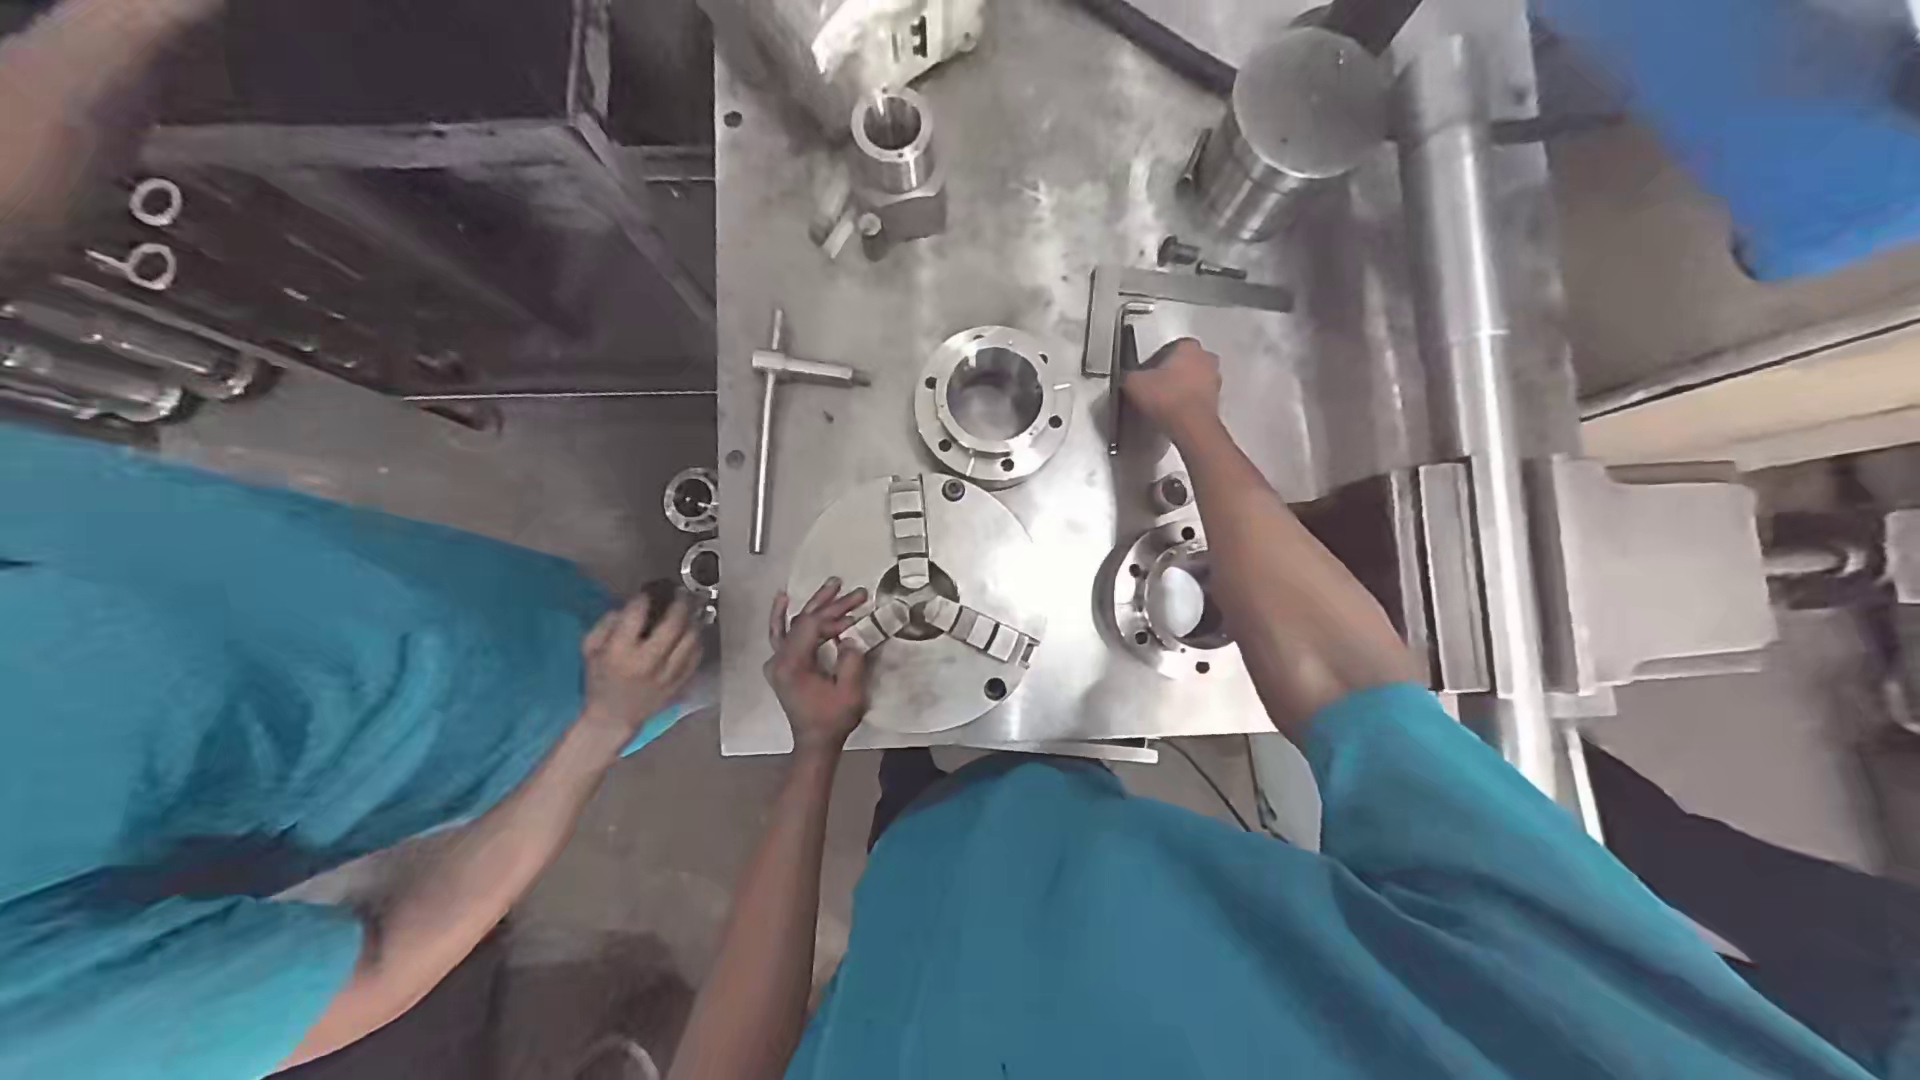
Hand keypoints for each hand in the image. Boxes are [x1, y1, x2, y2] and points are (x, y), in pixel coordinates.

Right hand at [578, 591, 703, 752]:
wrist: (614, 717)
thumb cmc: (599, 680)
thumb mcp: (590, 650)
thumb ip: (606, 624)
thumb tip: (631, 605)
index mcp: (620, 652)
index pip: (636, 615)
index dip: (644, 598)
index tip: (649, 592)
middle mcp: (648, 661)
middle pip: (673, 623)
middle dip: (680, 602)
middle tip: (681, 592)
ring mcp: (668, 673)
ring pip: (691, 637)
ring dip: (694, 618)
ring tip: (692, 607)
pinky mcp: (681, 681)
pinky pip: (697, 654)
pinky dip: (698, 639)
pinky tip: (694, 630)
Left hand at [764, 579, 871, 755]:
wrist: (816, 742)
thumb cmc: (833, 719)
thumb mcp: (849, 692)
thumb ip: (851, 661)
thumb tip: (850, 637)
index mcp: (792, 665)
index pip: (811, 627)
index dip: (835, 616)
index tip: (857, 614)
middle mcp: (779, 659)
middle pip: (802, 621)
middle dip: (830, 604)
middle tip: (853, 590)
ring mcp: (777, 662)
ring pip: (792, 624)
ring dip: (813, 605)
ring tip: (831, 585)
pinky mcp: (782, 665)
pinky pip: (780, 634)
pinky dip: (783, 616)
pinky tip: (784, 599)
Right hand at [1123, 337, 1221, 441]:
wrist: (1190, 426)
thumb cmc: (1167, 398)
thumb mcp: (1133, 383)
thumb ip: (1127, 375)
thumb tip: (1126, 378)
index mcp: (1187, 346)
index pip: (1165, 349)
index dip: (1151, 364)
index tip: (1143, 377)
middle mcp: (1205, 358)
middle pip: (1181, 364)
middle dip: (1168, 375)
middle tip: (1152, 390)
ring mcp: (1214, 380)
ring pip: (1191, 380)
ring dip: (1178, 389)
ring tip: (1161, 405)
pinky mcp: (1216, 401)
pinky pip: (1196, 398)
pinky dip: (1186, 403)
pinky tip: (1173, 414)